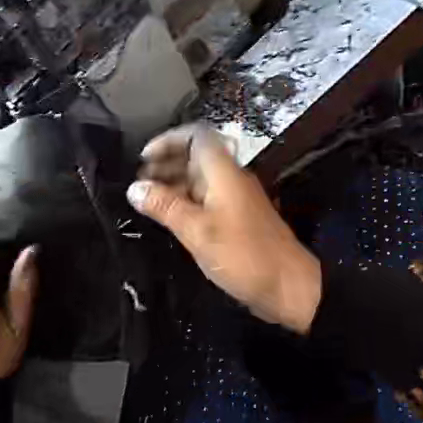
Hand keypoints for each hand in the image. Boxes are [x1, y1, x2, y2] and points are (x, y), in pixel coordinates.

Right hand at [128, 125, 321, 333]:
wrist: (289, 286)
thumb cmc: (243, 255)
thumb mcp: (197, 231)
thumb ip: (165, 207)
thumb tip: (134, 188)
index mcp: (223, 173)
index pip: (196, 136)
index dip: (167, 141)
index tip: (143, 159)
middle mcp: (230, 178)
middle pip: (195, 156)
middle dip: (165, 163)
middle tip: (138, 182)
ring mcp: (234, 198)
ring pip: (199, 179)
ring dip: (172, 183)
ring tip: (146, 199)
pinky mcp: (236, 219)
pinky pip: (205, 199)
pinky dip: (184, 201)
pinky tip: (168, 217)